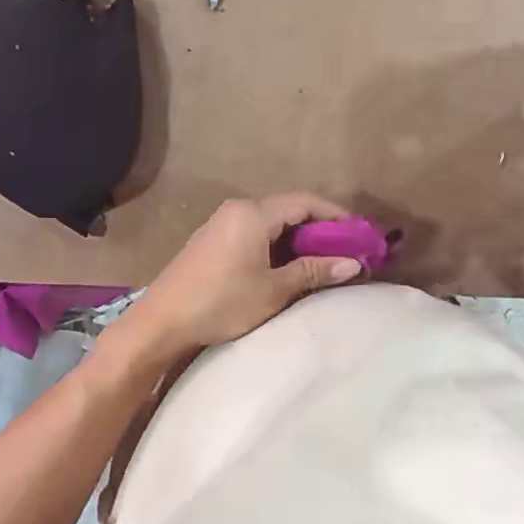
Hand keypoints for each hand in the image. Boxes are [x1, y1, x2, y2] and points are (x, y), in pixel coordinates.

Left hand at [115, 194, 363, 359]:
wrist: (163, 321)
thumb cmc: (221, 303)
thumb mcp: (273, 290)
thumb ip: (314, 272)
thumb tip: (353, 264)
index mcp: (252, 213)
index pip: (305, 202)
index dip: (337, 216)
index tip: (360, 235)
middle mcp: (236, 211)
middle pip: (288, 211)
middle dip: (319, 230)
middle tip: (345, 252)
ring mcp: (220, 226)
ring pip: (270, 225)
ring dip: (298, 241)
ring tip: (322, 264)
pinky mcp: (210, 243)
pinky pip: (253, 236)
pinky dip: (275, 248)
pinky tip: (286, 269)